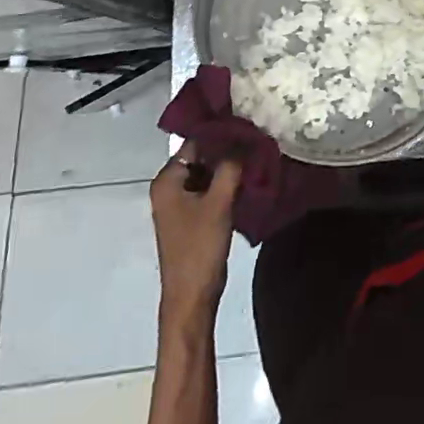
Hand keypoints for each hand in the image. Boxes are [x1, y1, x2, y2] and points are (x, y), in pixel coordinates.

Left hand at [149, 140, 242, 324]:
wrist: (191, 297)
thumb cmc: (200, 247)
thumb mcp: (218, 203)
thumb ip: (230, 168)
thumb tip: (243, 140)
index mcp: (167, 180)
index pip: (194, 142)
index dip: (220, 134)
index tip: (247, 126)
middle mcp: (168, 187)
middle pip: (200, 157)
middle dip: (226, 151)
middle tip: (256, 141)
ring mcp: (178, 204)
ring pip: (206, 175)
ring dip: (227, 169)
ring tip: (256, 157)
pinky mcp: (190, 217)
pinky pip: (207, 191)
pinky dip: (224, 185)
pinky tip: (247, 181)